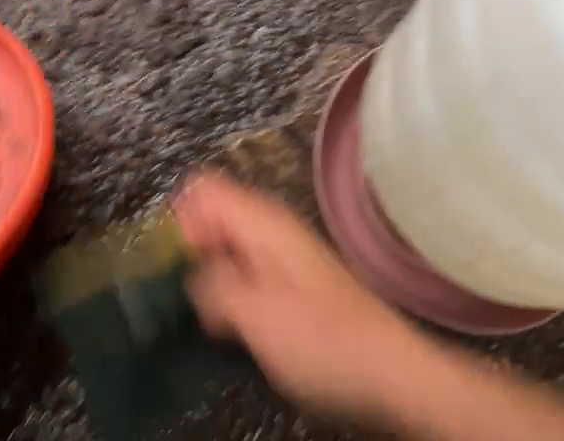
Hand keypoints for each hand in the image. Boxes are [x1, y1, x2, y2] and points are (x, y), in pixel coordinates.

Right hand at [176, 171, 437, 428]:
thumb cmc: (323, 341)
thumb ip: (214, 286)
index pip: (204, 187)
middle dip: (190, 250)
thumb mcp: (256, 315)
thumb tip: (192, 276)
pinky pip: (247, 275)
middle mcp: (273, 229)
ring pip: (229, 249)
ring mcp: (285, 258)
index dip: (179, 219)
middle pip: (214, 217)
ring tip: (204, 318)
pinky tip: (232, 328)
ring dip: (209, 277)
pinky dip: (232, 294)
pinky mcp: (293, 287)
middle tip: (181, 297)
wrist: (392, 375)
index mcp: (262, 222)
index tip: (171, 263)